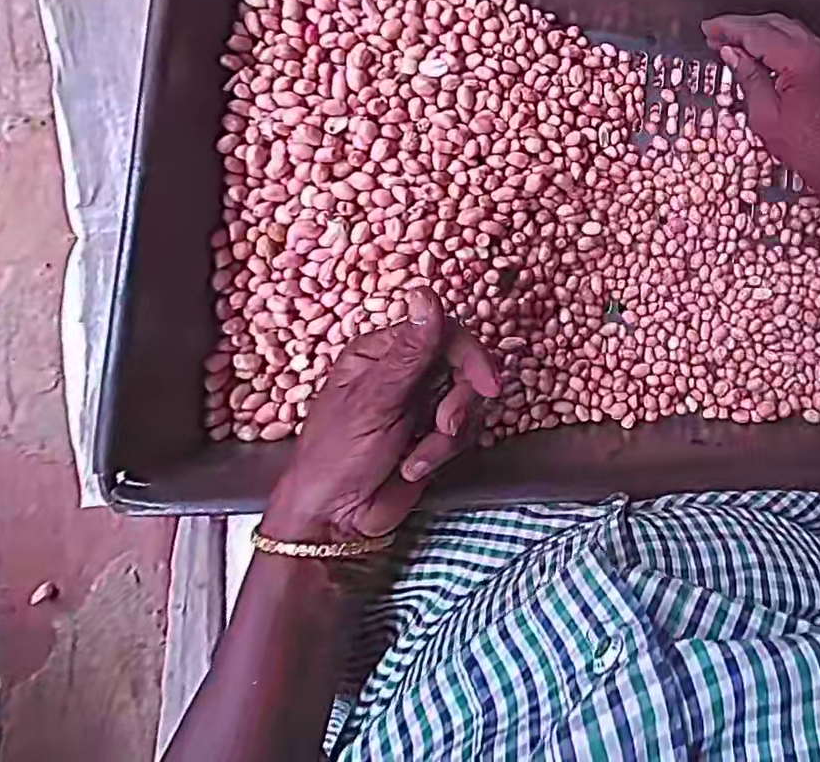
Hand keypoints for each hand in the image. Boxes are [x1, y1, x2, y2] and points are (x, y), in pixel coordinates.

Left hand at [259, 287, 499, 543]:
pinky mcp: (432, 433)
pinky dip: (444, 452)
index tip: (488, 384)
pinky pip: (463, 430)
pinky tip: (414, 468)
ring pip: (468, 400)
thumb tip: (425, 293)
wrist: (332, 524)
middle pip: (463, 366)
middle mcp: (406, 371)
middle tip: (445, 426)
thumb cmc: (336, 457)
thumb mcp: (374, 402)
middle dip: (460, 401)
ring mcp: (421, 402)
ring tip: (417, 457)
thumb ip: (409, 352)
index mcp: (383, 351)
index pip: (443, 332)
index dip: (470, 356)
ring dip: (448, 435)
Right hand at [703, 13, 819, 195]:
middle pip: (773, 24)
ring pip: (787, 30)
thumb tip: (732, 54)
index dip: (729, 29)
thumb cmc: (808, 149)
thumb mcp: (766, 116)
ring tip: (731, 42)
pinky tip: (758, 53)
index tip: (709, 28)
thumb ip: (749, 78)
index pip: (758, 33)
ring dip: (757, 32)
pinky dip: (775, 42)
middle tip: (715, 33)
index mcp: (802, 60)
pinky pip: (799, 42)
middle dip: (741, 27)